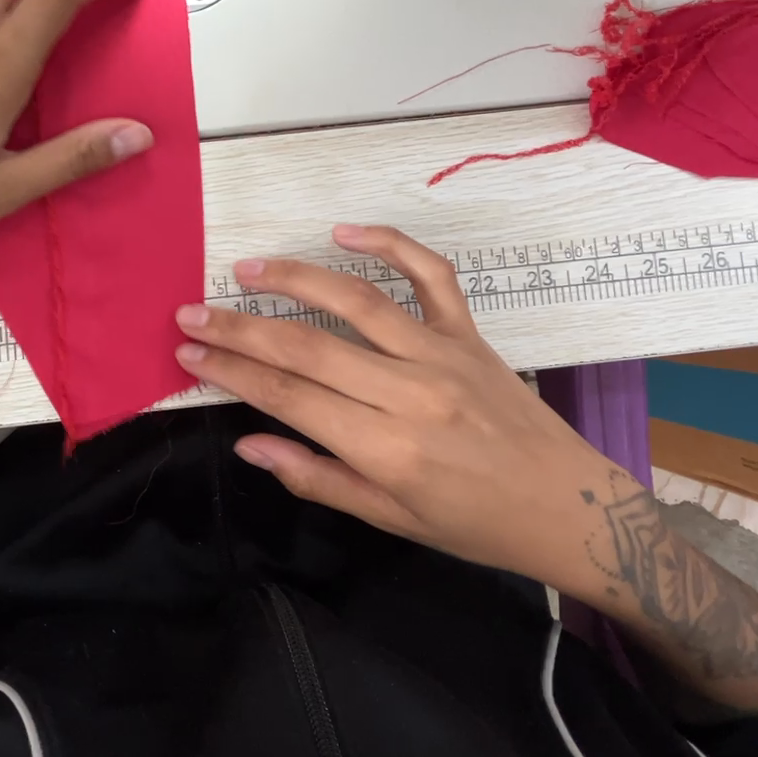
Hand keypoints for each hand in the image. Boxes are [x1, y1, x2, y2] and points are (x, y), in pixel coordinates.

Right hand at [172, 225, 619, 587]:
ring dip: (293, 279)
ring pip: (356, 301)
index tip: (187, 352)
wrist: (570, 509)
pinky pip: (430, 277)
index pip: (288, 396)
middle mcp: (409, 392)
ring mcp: (443, 354)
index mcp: (386, 448)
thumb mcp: (390, 519)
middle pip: (307, 347)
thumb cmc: (474, 526)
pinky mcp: (469, 334)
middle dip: (239, 328)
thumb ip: (315, 477)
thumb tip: (247, 445)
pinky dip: (390, 245)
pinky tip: (346, 230)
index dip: (230, 371)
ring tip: (246, 269)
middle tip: (190, 312)